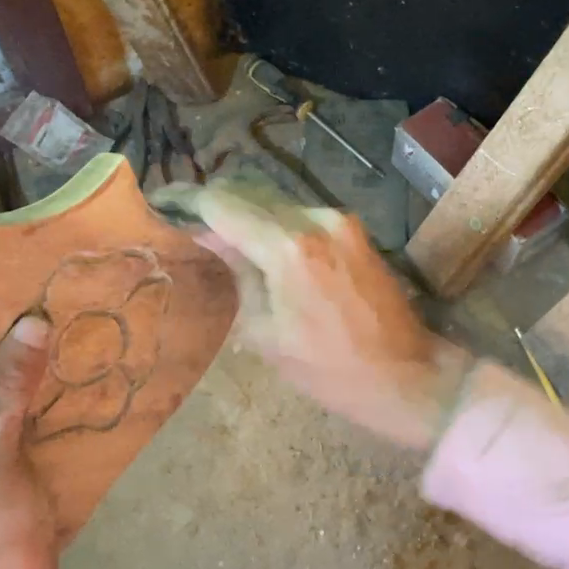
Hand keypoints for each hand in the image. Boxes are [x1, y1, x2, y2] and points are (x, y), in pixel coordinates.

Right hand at [166, 184, 472, 448]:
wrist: (409, 376)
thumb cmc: (332, 369)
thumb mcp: (267, 333)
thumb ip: (235, 276)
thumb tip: (209, 241)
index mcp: (288, 247)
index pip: (222, 205)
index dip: (186, 199)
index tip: (159, 201)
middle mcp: (314, 218)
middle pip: (248, 192)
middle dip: (211, 203)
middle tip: (180, 218)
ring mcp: (338, 218)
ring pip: (273, 199)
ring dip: (241, 210)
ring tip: (212, 231)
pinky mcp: (352, 227)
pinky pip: (297, 213)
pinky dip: (269, 221)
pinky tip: (253, 241)